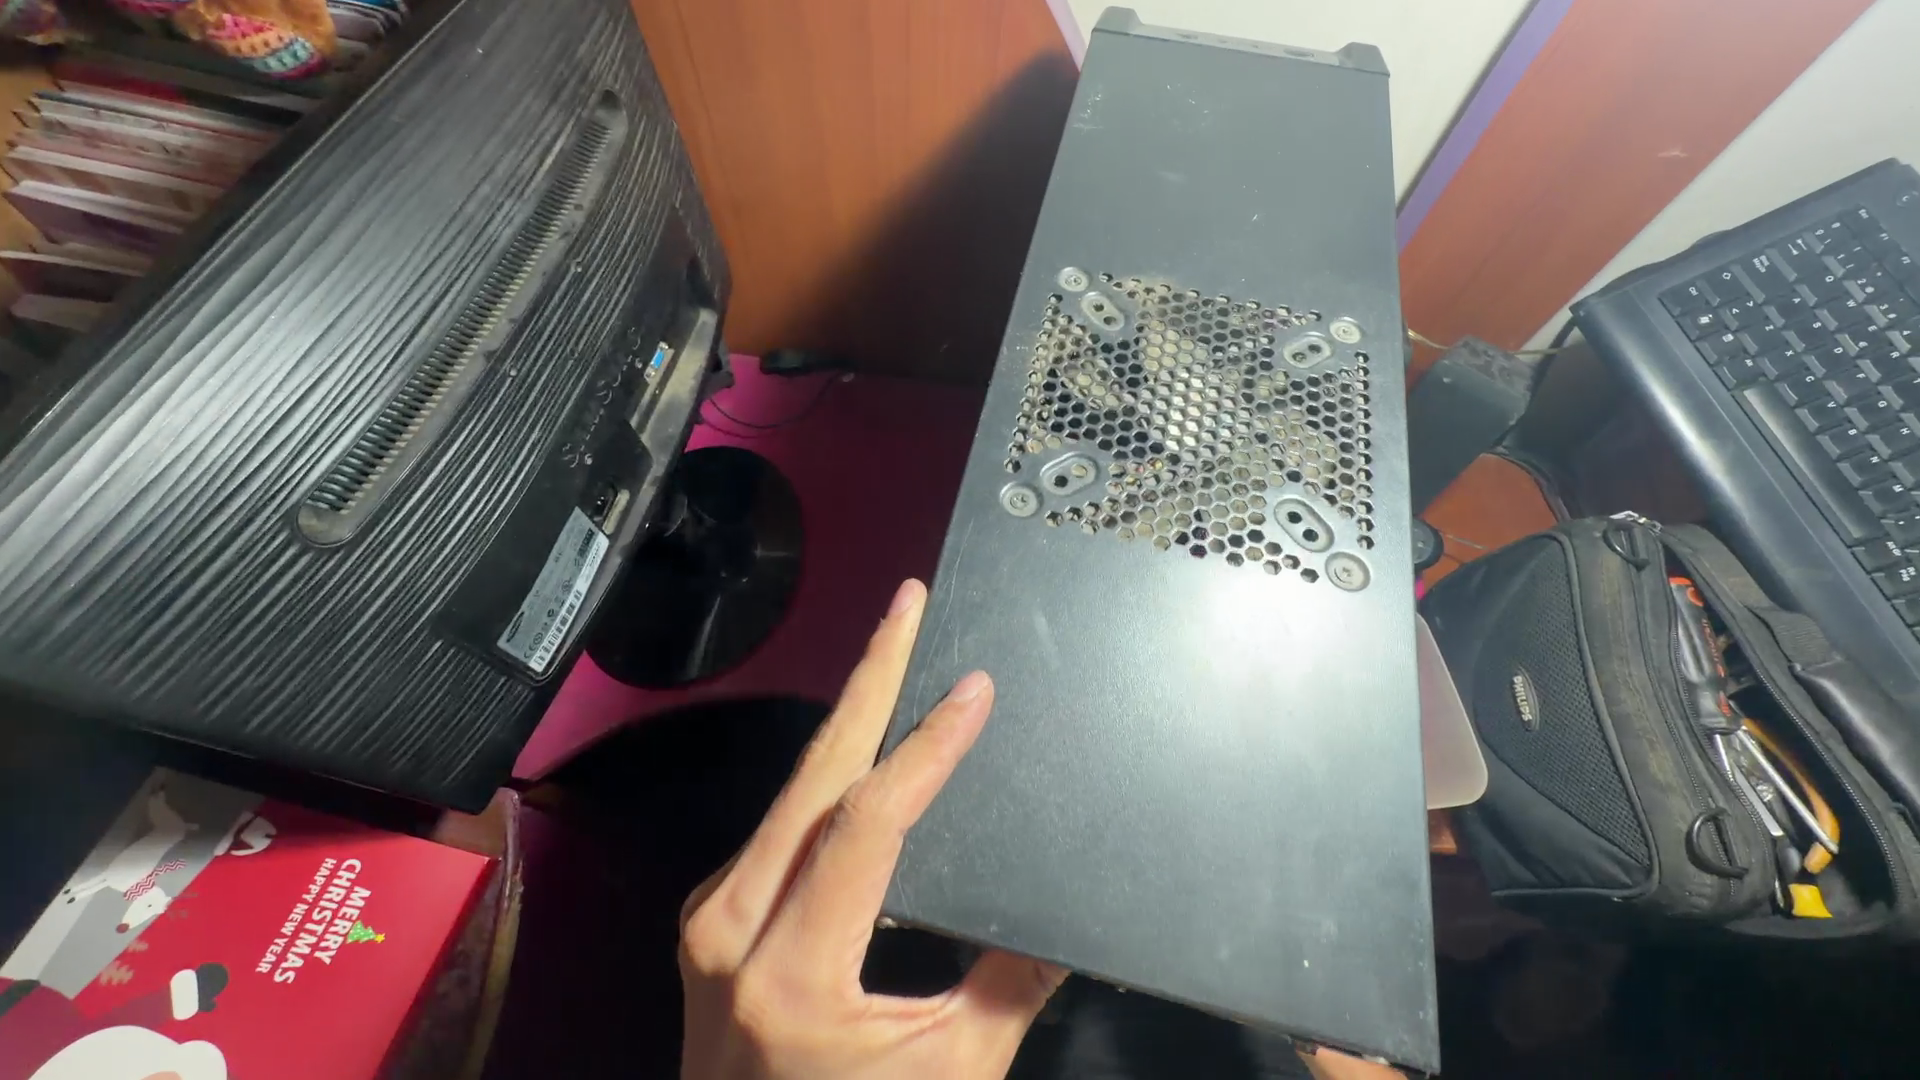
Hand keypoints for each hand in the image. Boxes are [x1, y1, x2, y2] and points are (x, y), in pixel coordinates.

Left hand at [679, 579, 1067, 1078]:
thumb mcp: (948, 1078)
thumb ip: (1008, 987)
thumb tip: (1063, 916)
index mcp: (791, 969)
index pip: (869, 823)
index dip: (928, 749)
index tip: (972, 691)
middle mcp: (731, 920)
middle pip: (813, 769)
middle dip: (869, 674)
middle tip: (907, 604)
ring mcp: (712, 907)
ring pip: (795, 783)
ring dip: (851, 712)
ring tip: (897, 648)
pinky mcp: (715, 904)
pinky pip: (784, 814)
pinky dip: (832, 764)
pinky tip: (866, 733)